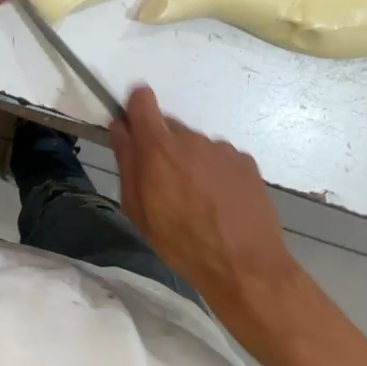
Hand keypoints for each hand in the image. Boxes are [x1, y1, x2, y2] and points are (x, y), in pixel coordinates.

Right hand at [109, 85, 296, 293]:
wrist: (243, 264)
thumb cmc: (180, 241)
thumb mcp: (138, 208)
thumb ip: (126, 161)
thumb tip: (120, 128)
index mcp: (159, 147)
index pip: (142, 101)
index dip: (135, 108)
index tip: (134, 127)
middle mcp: (191, 138)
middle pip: (169, 128)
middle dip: (163, 148)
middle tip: (165, 185)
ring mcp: (222, 149)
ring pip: (196, 145)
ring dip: (191, 162)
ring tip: (197, 200)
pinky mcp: (246, 161)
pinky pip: (221, 158)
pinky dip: (216, 173)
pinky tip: (220, 202)